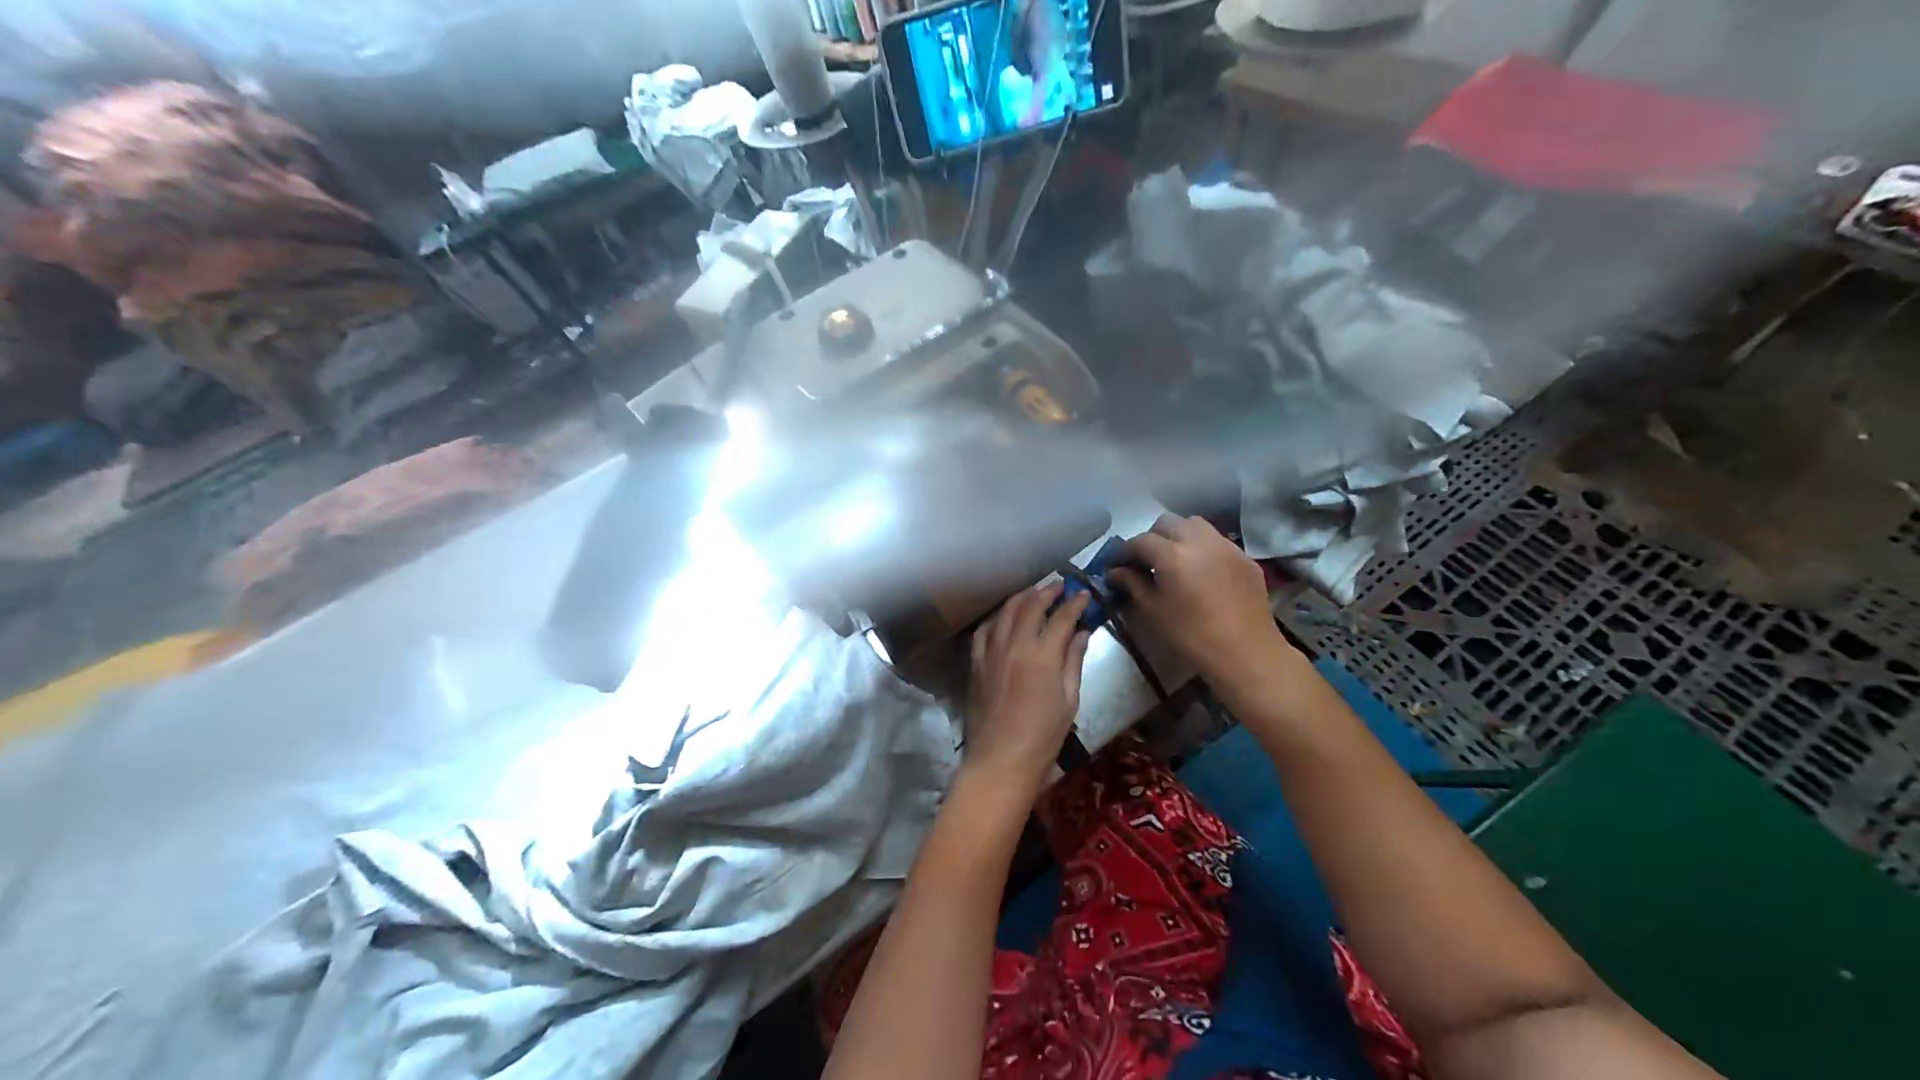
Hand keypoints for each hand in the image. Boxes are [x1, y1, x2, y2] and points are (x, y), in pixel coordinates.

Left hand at [964, 583, 1090, 799]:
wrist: (1000, 759)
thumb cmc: (1043, 736)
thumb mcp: (1069, 699)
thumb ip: (1073, 661)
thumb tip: (1081, 633)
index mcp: (1042, 655)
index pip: (1061, 617)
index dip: (1075, 603)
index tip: (1084, 594)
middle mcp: (1014, 644)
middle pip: (1030, 606)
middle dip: (1047, 592)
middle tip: (1060, 586)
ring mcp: (991, 651)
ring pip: (1005, 612)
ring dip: (1022, 598)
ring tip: (1035, 593)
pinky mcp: (976, 662)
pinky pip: (985, 629)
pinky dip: (998, 617)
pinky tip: (1005, 616)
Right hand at [1110, 515, 1303, 696]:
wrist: (1245, 653)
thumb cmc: (1191, 636)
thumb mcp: (1153, 611)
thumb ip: (1132, 584)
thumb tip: (1116, 571)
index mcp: (1172, 555)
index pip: (1140, 541)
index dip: (1124, 552)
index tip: (1116, 566)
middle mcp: (1199, 541)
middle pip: (1168, 522)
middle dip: (1152, 537)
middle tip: (1145, 560)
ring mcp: (1226, 546)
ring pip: (1195, 525)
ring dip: (1179, 535)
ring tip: (1174, 559)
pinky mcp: (1245, 558)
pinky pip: (1217, 541)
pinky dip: (1202, 547)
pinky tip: (1201, 571)